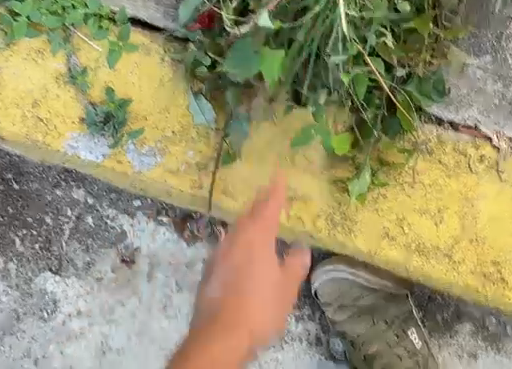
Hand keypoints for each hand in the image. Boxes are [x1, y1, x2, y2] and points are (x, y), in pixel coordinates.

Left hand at [167, 170, 311, 368]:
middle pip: (250, 214)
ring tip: (255, 218)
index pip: (268, 205)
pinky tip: (237, 248)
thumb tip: (301, 247)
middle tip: (268, 193)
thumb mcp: (286, 289)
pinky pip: (226, 245)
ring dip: (247, 221)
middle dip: (260, 203)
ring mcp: (219, 253)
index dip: (276, 190)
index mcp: (257, 236)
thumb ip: (295, 264)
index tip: (279, 174)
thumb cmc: (258, 308)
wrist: (218, 336)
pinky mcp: (209, 271)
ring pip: (235, 229)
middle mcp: (236, 238)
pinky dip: (236, 240)